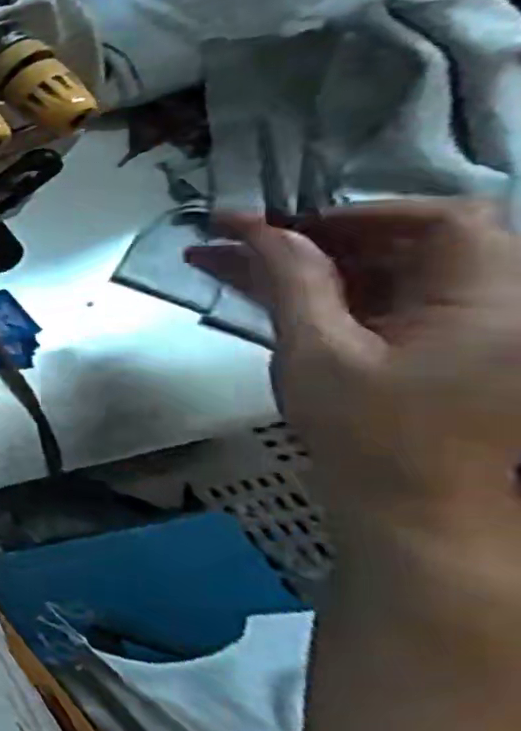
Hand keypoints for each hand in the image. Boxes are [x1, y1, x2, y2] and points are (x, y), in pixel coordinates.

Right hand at [186, 202, 520, 541]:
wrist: (418, 517)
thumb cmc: (369, 434)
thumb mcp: (318, 353)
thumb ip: (295, 282)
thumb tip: (264, 229)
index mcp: (495, 304)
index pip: (448, 221)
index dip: (364, 213)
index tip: (287, 226)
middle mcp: (505, 308)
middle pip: (418, 243)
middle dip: (326, 236)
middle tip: (246, 240)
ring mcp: (483, 333)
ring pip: (397, 272)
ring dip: (318, 263)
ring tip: (236, 260)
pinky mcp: (455, 354)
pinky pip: (396, 303)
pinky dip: (335, 292)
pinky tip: (270, 290)